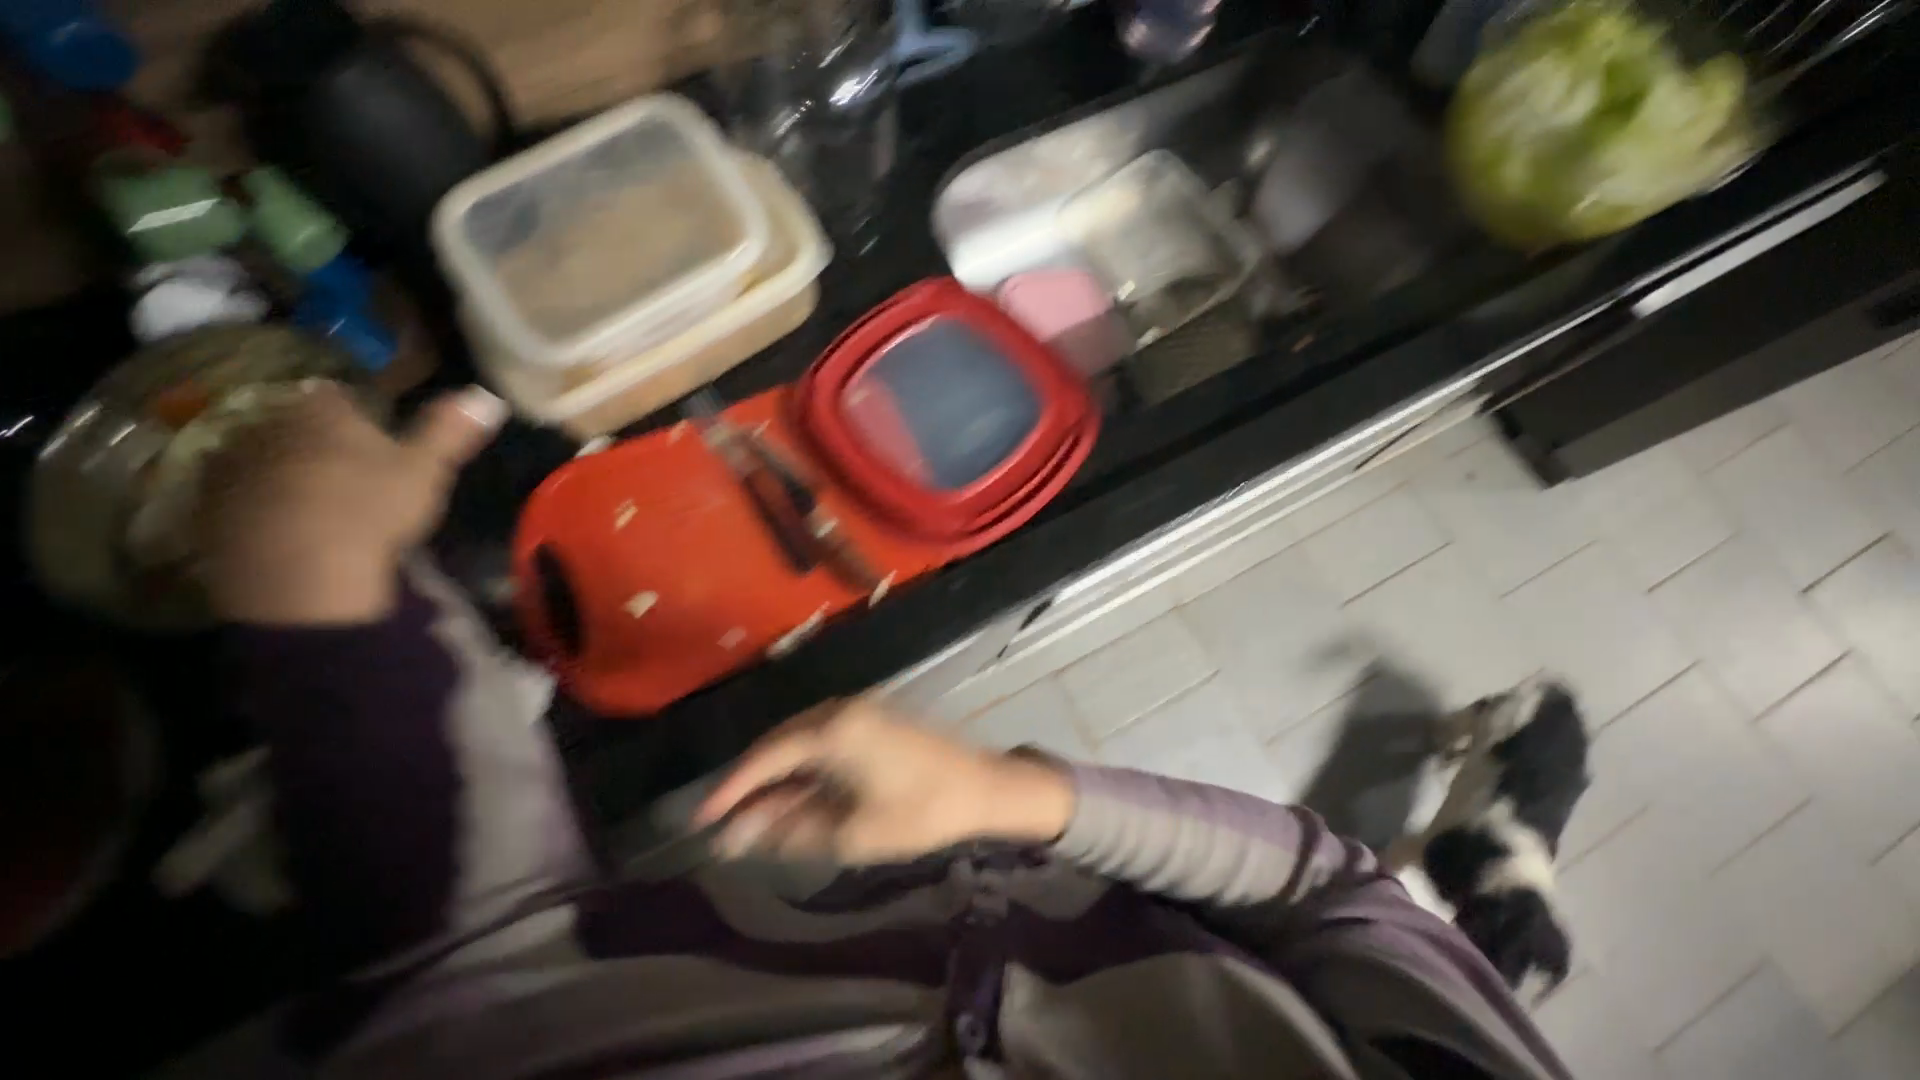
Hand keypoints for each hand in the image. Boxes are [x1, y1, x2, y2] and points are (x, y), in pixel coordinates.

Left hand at [196, 382, 506, 625]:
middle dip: (316, 438)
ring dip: (282, 469)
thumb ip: (451, 431)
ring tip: (314, 500)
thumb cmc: (371, 510)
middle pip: (295, 422)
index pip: (338, 395)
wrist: (300, 572)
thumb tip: (487, 396)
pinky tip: (282, 526)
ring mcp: (231, 464)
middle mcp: (269, 424)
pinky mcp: (208, 507)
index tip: (374, 436)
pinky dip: (255, 503)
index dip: (356, 413)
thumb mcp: (427, 470)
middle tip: (347, 470)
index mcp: (322, 411)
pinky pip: (235, 494)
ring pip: (262, 455)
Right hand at [693, 698, 1076, 864]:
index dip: (732, 788)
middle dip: (751, 780)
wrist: (984, 787)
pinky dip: (802, 763)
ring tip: (755, 810)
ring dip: (777, 771)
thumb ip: (790, 828)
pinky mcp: (873, 716)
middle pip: (779, 741)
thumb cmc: (920, 812)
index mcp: (834, 730)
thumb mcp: (851, 831)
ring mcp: (859, 708)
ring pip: (800, 737)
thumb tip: (736, 836)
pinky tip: (796, 791)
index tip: (703, 817)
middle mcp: (841, 708)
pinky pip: (821, 735)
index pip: (767, 756)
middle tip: (725, 818)